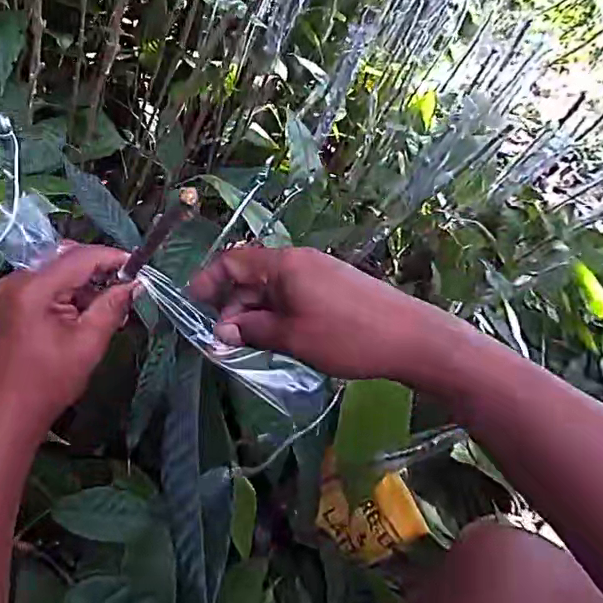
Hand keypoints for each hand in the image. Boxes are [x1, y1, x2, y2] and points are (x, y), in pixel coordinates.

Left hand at [0, 243, 138, 435]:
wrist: (5, 417)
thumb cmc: (47, 383)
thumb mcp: (88, 344)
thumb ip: (112, 306)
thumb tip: (135, 283)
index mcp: (33, 287)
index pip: (81, 257)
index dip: (113, 258)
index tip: (139, 266)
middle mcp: (17, 280)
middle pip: (67, 258)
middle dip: (99, 269)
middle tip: (125, 287)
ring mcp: (9, 291)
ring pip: (57, 270)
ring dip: (84, 283)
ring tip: (109, 306)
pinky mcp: (8, 302)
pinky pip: (45, 284)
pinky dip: (67, 292)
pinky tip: (85, 312)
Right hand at [188, 246, 465, 386]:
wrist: (411, 337)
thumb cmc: (347, 336)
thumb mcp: (292, 337)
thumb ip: (253, 330)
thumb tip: (222, 330)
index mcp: (284, 263)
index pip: (233, 261)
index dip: (208, 281)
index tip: (191, 304)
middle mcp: (299, 259)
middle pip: (252, 274)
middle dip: (232, 304)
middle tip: (223, 341)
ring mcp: (318, 270)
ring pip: (273, 286)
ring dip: (255, 311)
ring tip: (248, 343)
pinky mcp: (333, 284)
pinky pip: (293, 292)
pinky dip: (277, 311)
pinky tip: (278, 336)